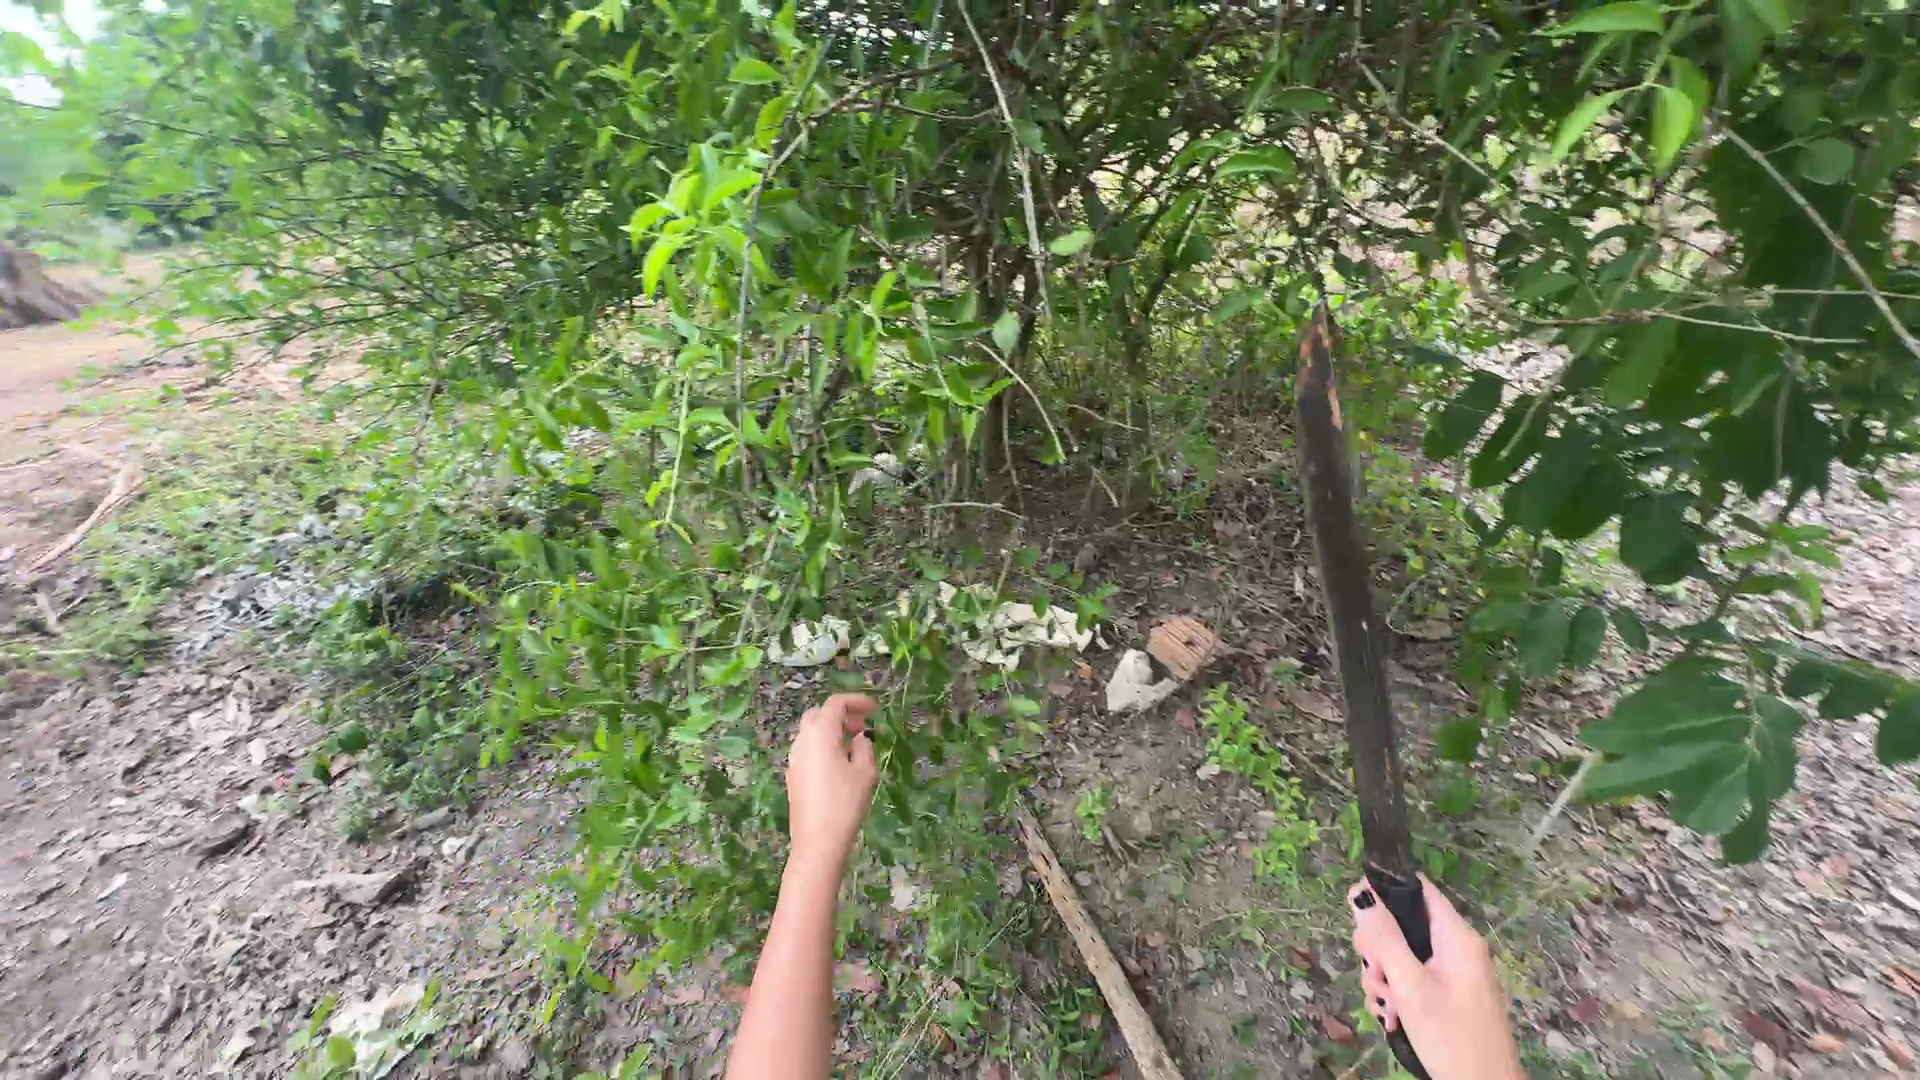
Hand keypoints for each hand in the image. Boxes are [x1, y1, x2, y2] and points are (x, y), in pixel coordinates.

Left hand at [785, 693, 878, 869]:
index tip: (875, 708)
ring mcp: (794, 759)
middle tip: (863, 726)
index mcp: (820, 734)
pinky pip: (808, 750)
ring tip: (854, 746)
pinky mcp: (793, 776)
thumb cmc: (844, 803)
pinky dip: (824, 746)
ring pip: (812, 732)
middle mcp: (802, 741)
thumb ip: (864, 747)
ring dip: (832, 731)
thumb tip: (860, 737)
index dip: (857, 701)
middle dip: (842, 715)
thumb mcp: (864, 773)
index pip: (836, 704)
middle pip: (820, 714)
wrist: (817, 843)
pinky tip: (840, 765)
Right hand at [1350, 876, 1523, 1079]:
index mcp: (1456, 937)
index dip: (1382, 891)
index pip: (1416, 888)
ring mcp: (1452, 973)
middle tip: (1376, 975)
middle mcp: (1456, 948)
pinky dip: (1395, 993)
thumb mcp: (1410, 985)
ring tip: (1386, 1006)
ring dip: (1383, 976)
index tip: (1356, 912)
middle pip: (1401, 923)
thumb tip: (1358, 891)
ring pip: (1399, 953)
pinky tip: (1392, 1016)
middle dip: (1378, 948)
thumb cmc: (1451, 1038)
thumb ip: (1383, 936)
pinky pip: (1410, 977)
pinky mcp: (1446, 994)